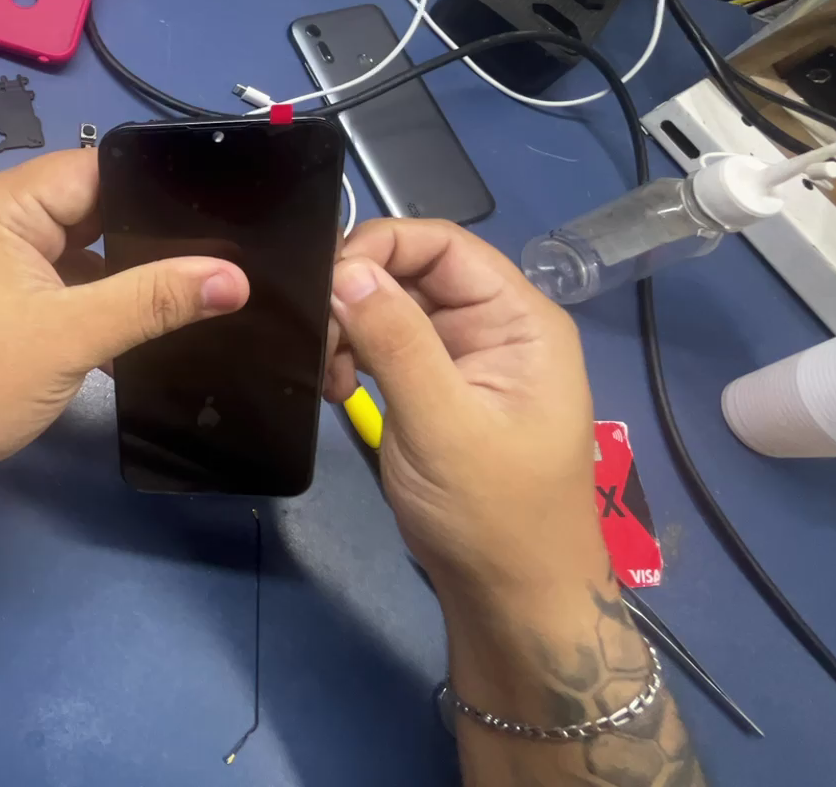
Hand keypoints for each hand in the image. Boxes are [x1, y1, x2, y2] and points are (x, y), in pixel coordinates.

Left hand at [0, 149, 248, 525]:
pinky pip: (55, 276)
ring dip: (119, 273)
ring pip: (75, 247)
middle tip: (217, 258)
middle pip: (87, 207)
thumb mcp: (70, 338)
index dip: (155, 191)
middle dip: (144, 236)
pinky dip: (90, 298)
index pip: (94, 171)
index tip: (218, 216)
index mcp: (0, 203)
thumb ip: (153, 300)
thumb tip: (235, 278)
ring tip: (191, 290)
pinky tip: (139, 322)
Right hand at [321, 219, 604, 609]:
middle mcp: (489, 324)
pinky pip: (380, 342)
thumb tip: (344, 269)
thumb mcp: (442, 423)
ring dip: (347, 331)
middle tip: (319, 343)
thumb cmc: (491, 511)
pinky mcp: (430, 380)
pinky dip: (350, 357)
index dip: (380, 248)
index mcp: (516, 319)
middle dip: (355, 297)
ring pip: (385, 306)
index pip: (442, 244)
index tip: (326, 286)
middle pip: (408, 272)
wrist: (506, 591)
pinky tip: (336, 389)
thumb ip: (395, 342)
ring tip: (329, 378)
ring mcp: (459, 354)